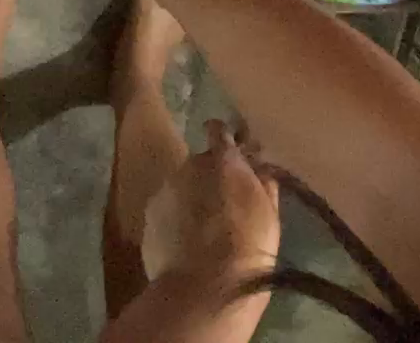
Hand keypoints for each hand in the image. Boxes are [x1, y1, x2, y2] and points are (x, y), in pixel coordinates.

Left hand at [142, 120, 280, 282]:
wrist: (203, 291)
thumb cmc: (247, 250)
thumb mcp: (269, 215)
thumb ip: (263, 182)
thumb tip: (260, 166)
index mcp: (223, 159)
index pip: (219, 130)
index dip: (223, 138)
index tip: (230, 151)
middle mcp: (190, 164)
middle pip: (200, 160)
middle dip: (210, 175)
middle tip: (222, 202)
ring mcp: (166, 187)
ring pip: (181, 184)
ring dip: (191, 196)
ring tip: (204, 227)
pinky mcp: (150, 213)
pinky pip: (167, 207)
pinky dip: (175, 217)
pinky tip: (186, 242)